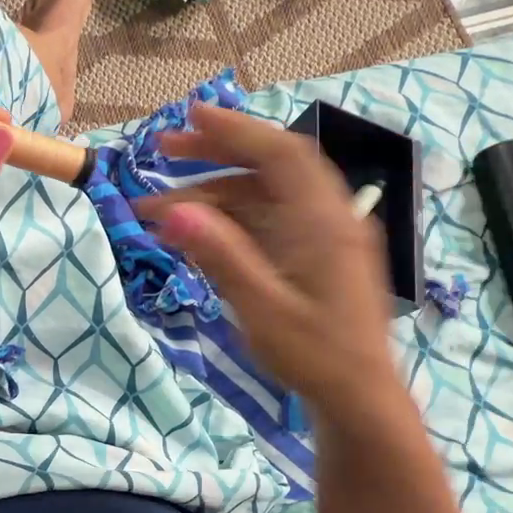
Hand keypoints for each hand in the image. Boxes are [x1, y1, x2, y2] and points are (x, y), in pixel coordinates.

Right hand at [134, 104, 394, 411]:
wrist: (356, 395)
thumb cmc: (312, 353)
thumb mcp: (260, 306)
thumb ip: (219, 254)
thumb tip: (173, 212)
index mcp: (322, 222)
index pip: (279, 155)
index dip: (234, 131)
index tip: (188, 118)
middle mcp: (326, 218)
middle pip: (270, 168)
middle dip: (214, 155)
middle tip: (161, 152)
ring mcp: (321, 237)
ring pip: (262, 197)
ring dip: (210, 195)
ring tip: (155, 210)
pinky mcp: (312, 257)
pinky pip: (265, 222)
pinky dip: (225, 220)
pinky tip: (191, 233)